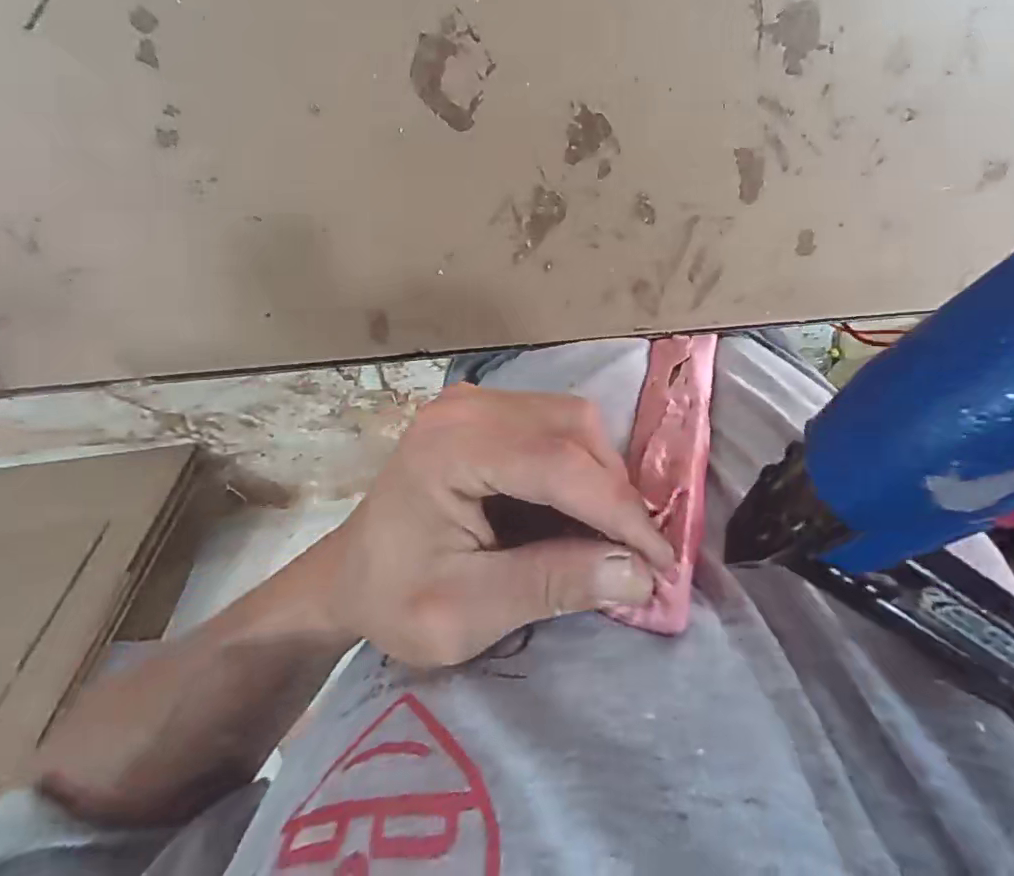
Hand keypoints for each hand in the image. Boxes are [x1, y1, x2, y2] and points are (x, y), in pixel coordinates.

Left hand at [307, 384, 675, 666]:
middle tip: (639, 554)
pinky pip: (559, 430)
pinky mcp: (491, 414)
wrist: (350, 576)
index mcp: (450, 446)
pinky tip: (586, 515)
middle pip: (574, 431)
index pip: (558, 465)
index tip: (663, 561)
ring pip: (575, 426)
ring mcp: (479, 402)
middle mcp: (468, 406)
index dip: (620, 512)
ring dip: (605, 481)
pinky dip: (584, 472)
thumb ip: (554, 585)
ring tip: (614, 538)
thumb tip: (641, 575)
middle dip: (616, 494)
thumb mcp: (467, 611)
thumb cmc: (395, 599)